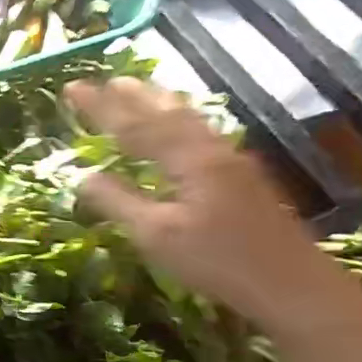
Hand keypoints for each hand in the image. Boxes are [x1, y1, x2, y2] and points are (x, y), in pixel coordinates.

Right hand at [68, 78, 352, 331]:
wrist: (288, 282)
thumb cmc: (215, 261)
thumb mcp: (156, 235)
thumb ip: (118, 202)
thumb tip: (83, 178)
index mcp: (188, 159)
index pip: (134, 126)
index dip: (101, 107)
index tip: (72, 88)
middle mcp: (211, 150)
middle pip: (167, 113)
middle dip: (134, 96)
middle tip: (108, 79)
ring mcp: (231, 162)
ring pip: (189, 121)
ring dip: (160, 103)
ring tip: (140, 90)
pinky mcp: (241, 178)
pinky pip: (202, 134)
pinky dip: (180, 122)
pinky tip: (180, 129)